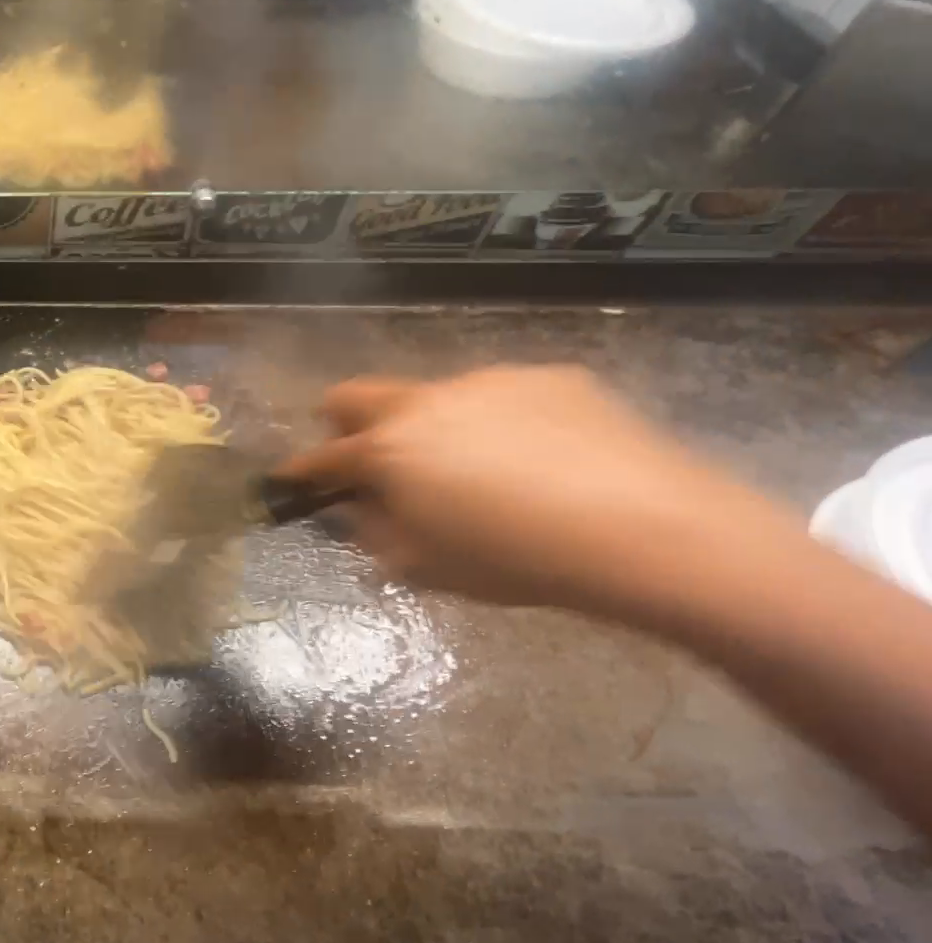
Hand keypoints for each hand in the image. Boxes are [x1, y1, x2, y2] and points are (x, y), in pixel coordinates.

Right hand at [275, 365, 806, 613]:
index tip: (290, 481)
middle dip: (347, 427)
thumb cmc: (518, 560)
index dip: (300, 472)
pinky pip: (500, 398)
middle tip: (372, 466)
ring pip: (434, 399)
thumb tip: (360, 511)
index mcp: (389, 449)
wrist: (652, 533)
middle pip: (356, 396)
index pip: (322, 457)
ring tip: (480, 475)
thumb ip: (375, 532)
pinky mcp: (551, 378)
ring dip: (432, 430)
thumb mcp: (426, 565)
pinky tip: (539, 463)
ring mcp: (490, 382)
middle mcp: (428, 402)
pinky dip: (497, 425)